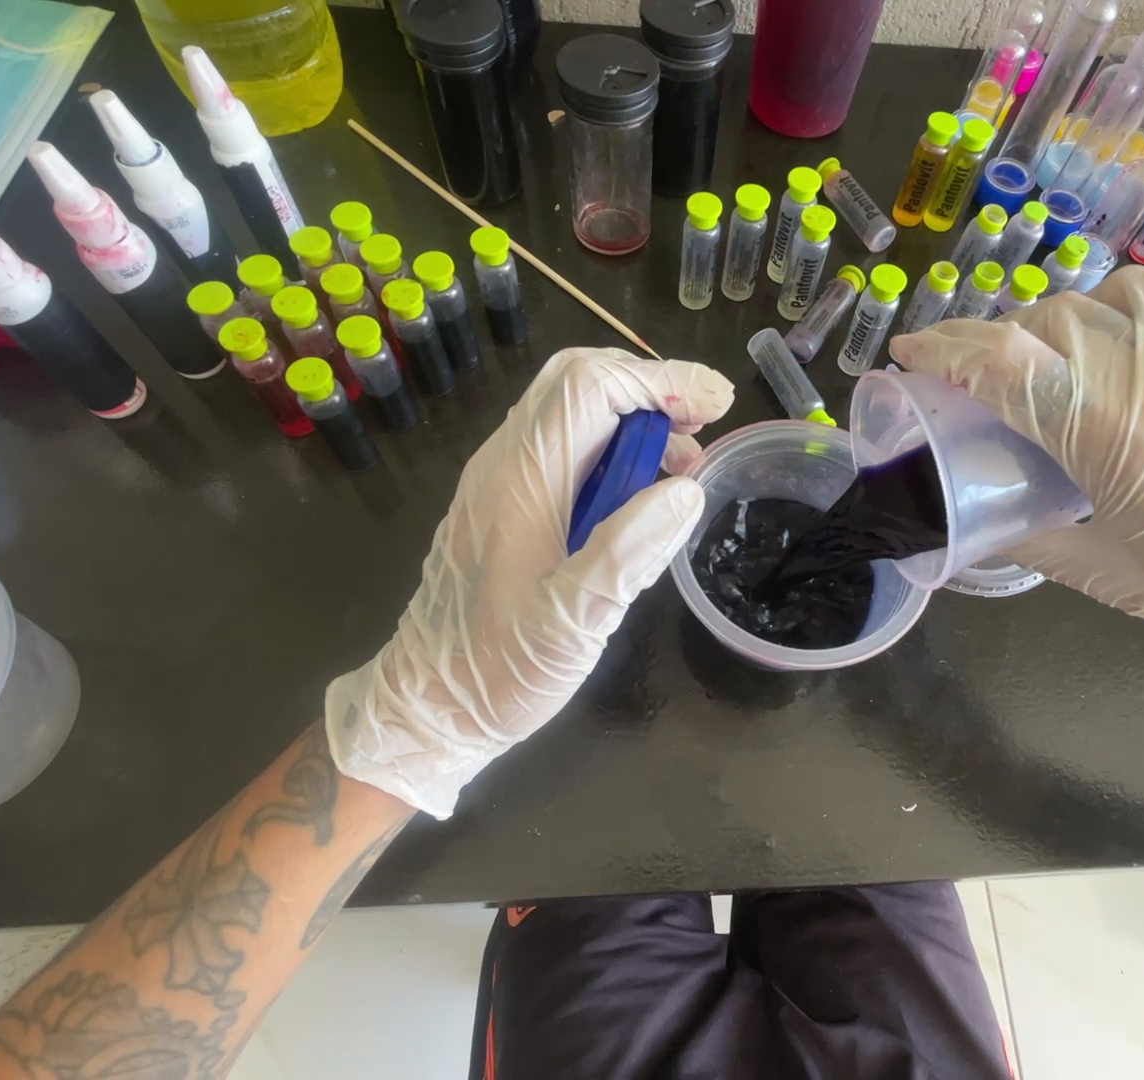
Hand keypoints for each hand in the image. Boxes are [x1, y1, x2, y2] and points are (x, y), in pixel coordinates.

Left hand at [326, 348, 734, 816]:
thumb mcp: (569, 624)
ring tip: (685, 461)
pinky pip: (561, 447)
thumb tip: (685, 490)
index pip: (589, 388)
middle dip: (648, 385)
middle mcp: (503, 464)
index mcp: (518, 481)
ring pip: (568, 411)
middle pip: (575, 381)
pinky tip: (641, 492)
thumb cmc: (496, 669)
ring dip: (633, 416)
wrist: (428, 704)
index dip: (658, 381)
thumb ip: (625, 554)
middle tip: (705, 420)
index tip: (715, 406)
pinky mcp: (504, 504)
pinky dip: (612, 447)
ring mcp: (499, 482)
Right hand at [892, 266, 1143, 776]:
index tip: (914, 352)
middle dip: (1010, 344)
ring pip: (1127, 295)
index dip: (946, 348)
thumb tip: (967, 517)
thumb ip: (1026, 534)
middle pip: (1055, 320)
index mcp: (1121, 439)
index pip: (1006, 362)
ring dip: (1084, 326)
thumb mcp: (1109, 576)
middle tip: (1004, 380)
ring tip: (1092, 367)